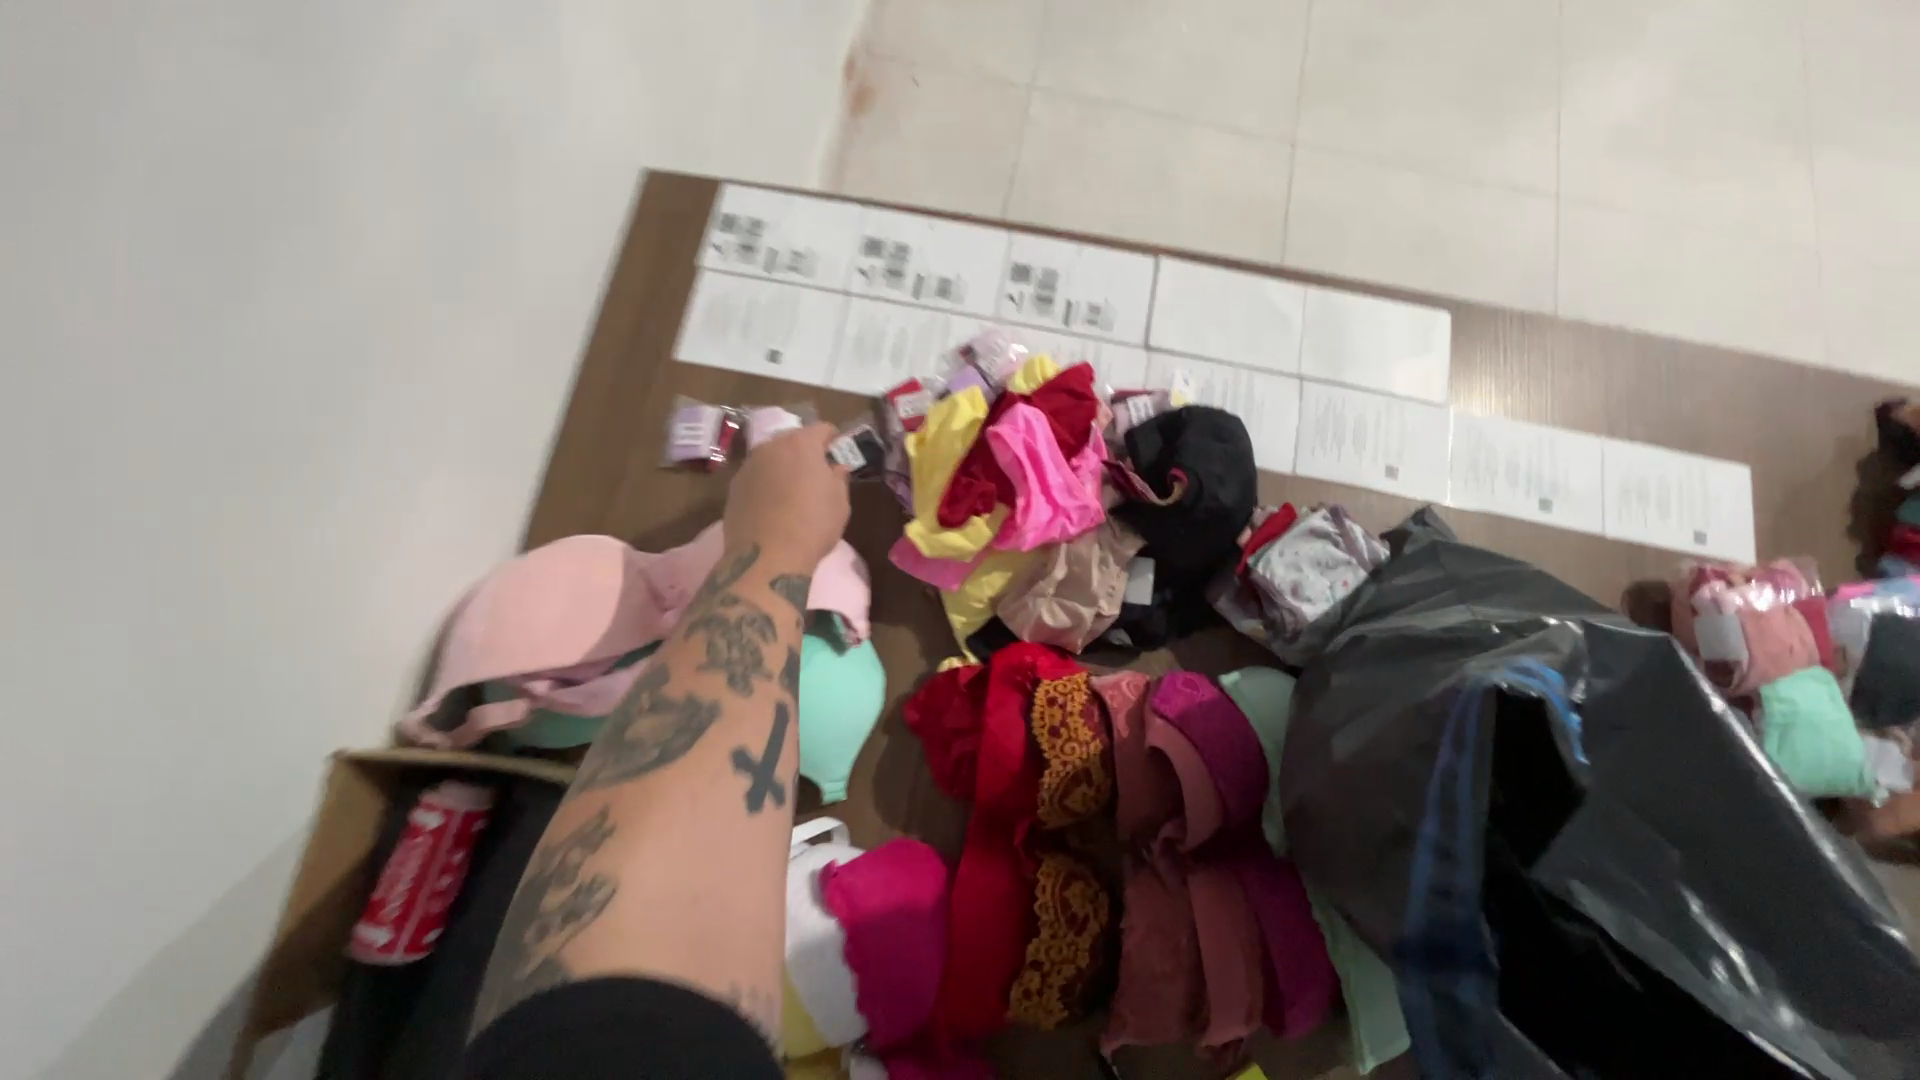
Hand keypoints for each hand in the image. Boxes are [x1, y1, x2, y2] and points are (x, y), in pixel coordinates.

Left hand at [723, 424, 851, 569]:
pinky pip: (756, 477)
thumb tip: (836, 466)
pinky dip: (765, 484)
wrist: (767, 557)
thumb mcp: (840, 502)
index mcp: (801, 444)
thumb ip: (839, 477)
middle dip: (806, 452)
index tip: (838, 456)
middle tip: (816, 476)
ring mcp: (748, 465)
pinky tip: (772, 507)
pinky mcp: (733, 487)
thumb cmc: (813, 526)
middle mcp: (770, 446)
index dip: (834, 441)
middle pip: (793, 440)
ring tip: (792, 492)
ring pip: (771, 458)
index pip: (823, 429)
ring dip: (783, 467)